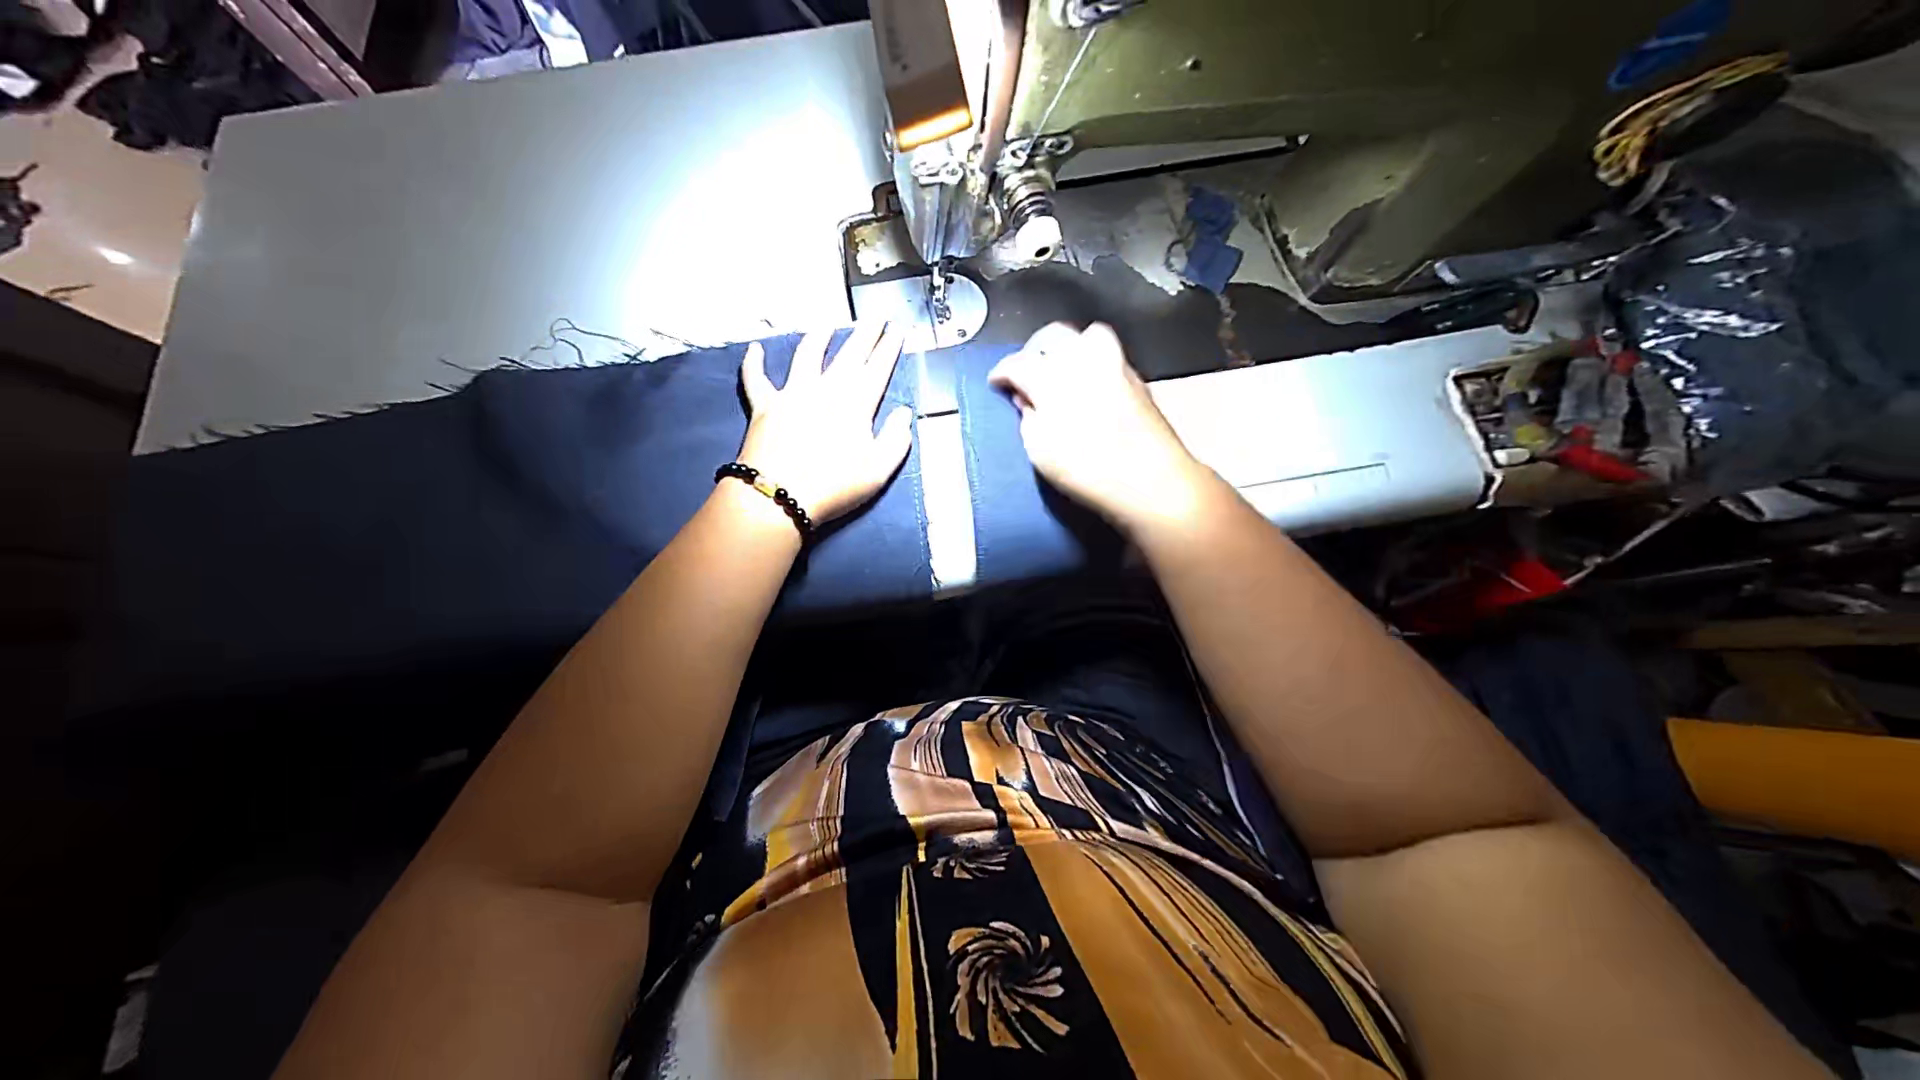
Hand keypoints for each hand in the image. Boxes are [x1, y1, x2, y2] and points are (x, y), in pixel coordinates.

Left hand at [736, 323, 914, 523]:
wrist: (778, 497)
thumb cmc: (833, 487)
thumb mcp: (879, 469)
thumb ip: (896, 439)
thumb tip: (904, 414)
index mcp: (855, 403)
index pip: (878, 367)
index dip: (889, 347)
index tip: (897, 330)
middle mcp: (824, 389)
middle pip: (848, 353)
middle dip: (865, 333)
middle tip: (875, 317)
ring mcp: (792, 394)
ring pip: (807, 355)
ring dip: (819, 337)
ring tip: (827, 324)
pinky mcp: (764, 406)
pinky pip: (756, 379)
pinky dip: (754, 363)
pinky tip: (755, 350)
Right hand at [988, 322, 1216, 533]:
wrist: (1150, 479)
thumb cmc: (1087, 469)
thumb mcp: (1040, 450)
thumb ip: (1028, 417)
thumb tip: (1027, 401)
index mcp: (1051, 376)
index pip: (1017, 362)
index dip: (1001, 372)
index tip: (997, 383)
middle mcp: (1082, 359)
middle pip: (1052, 336)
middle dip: (1033, 350)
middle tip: (1026, 371)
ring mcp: (1114, 363)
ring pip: (1085, 336)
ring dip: (1068, 347)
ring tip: (1061, 369)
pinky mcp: (1136, 377)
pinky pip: (1108, 354)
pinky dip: (1092, 361)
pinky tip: (1088, 384)